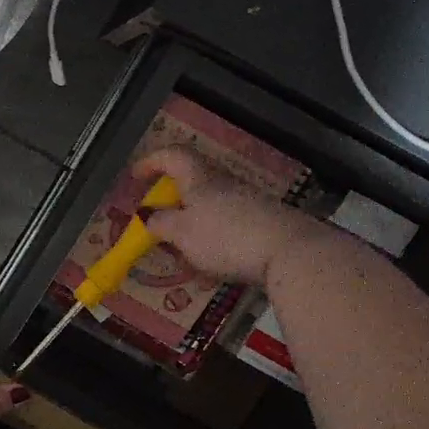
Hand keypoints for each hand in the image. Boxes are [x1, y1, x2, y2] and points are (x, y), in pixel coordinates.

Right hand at [134, 147, 326, 285]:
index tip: (136, 177)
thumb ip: (160, 223)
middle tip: (157, 224)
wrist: (291, 252)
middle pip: (192, 184)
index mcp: (200, 179)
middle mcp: (224, 184)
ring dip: (192, 229)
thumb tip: (148, 215)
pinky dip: (213, 245)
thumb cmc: (226, 237)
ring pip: (210, 210)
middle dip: (172, 204)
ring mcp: (248, 204)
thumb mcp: (181, 233)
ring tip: (183, 257)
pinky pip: (229, 230)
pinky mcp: (264, 225)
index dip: (152, 161)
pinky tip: (212, 272)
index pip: (173, 155)